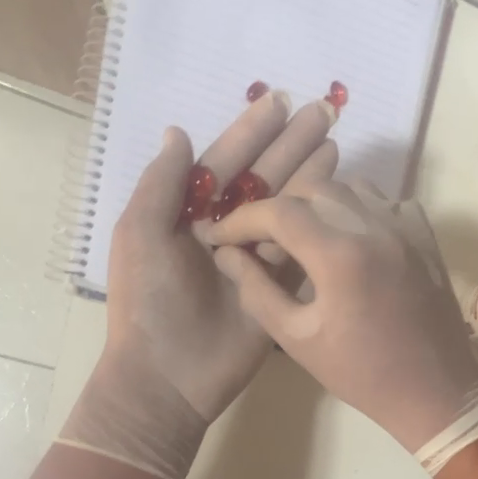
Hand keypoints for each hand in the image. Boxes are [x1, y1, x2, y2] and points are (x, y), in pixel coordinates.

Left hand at [57, 90, 338, 478]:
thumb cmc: (148, 303)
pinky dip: (317, 226)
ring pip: (287, 211)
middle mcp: (224, 231)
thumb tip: (179, 133)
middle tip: (324, 112)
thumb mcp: (140, 234)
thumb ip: (161, 184)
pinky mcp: (278, 291)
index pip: (225, 163)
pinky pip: (298, 253)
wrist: (169, 376)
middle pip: (263, 180)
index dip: (251, 132)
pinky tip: (337, 201)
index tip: (279, 101)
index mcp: (186, 214)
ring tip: (337, 146)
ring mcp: (254, 261)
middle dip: (291, 146)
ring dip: (311, 179)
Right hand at [204, 180, 477, 472]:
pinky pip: (389, 203)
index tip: (222, 236)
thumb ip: (257, 291)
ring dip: (322, 204)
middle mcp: (376, 228)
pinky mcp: (428, 240)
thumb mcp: (298, 340)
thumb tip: (226, 254)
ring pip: (354, 189)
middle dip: (280, 208)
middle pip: (314, 189)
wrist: (435, 394)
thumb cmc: (363, 376)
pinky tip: (354, 240)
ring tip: (308, 238)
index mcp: (340, 255)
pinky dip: (363, 210)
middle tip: (265, 240)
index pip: (278, 212)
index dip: (242, 220)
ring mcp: (407, 230)